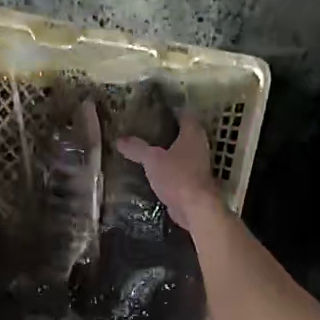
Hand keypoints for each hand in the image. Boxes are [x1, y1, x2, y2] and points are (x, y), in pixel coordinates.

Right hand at [116, 111, 222, 231]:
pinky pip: (180, 170)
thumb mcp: (152, 160)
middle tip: (147, 129)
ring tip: (148, 150)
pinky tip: (154, 172)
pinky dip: (169, 169)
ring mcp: (199, 165)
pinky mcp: (194, 182)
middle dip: (168, 131)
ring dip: (169, 152)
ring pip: (182, 153)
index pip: (185, 114)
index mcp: (193, 133)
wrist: (195, 208)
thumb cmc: (177, 177)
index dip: (172, 110)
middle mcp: (200, 146)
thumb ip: (137, 148)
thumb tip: (120, 140)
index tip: (156, 110)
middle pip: (184, 133)